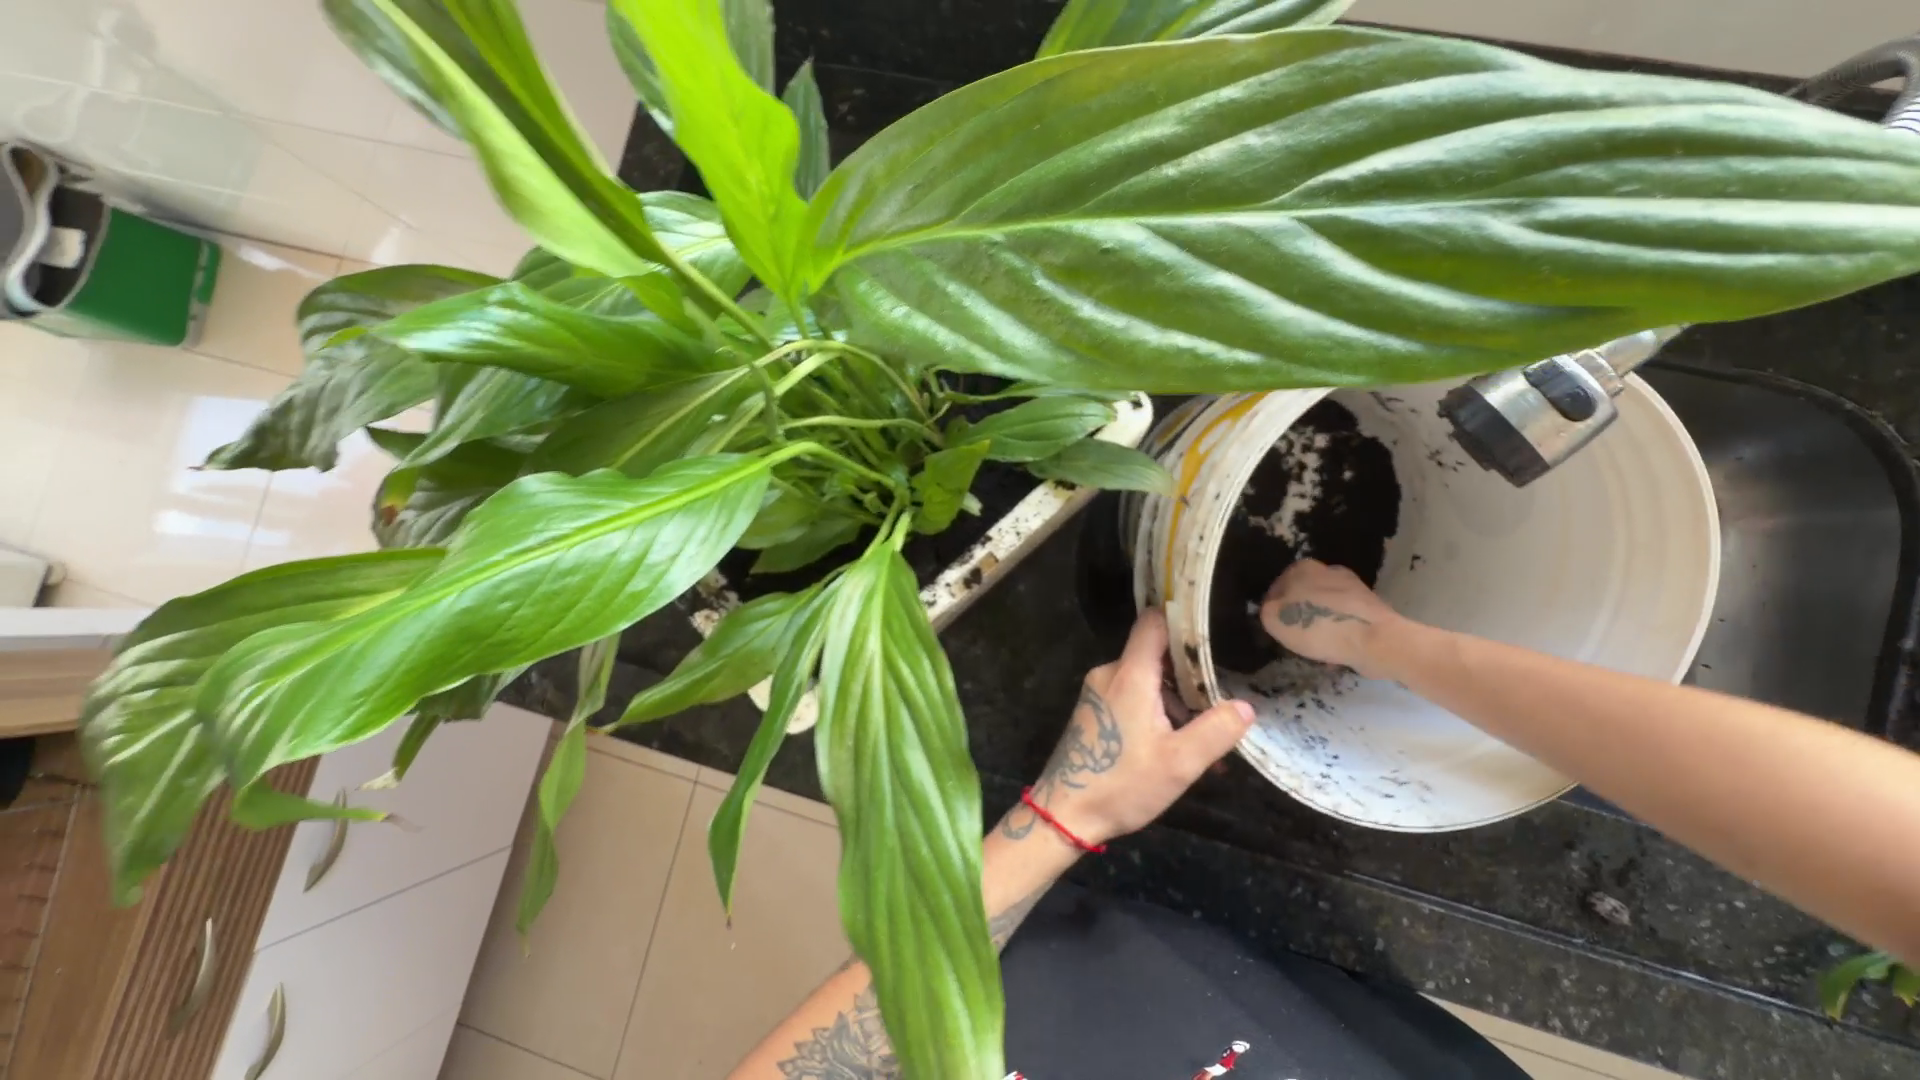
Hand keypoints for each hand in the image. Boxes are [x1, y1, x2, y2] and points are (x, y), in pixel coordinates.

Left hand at [1001, 609, 1254, 847]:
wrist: (1065, 814)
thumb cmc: (1122, 785)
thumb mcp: (1180, 763)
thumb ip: (1216, 730)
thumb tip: (1246, 706)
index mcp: (1129, 675)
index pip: (1154, 622)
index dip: (1184, 623)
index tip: (1215, 639)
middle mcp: (1110, 674)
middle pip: (1156, 654)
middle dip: (1190, 676)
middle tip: (1219, 703)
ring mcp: (1098, 693)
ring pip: (1146, 680)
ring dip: (1175, 702)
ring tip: (1203, 738)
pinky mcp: (1094, 711)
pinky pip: (1132, 697)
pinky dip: (1156, 713)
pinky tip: (1175, 747)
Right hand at [1258, 558, 1399, 677]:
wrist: (1373, 640)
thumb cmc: (1317, 626)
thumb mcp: (1274, 619)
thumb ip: (1266, 610)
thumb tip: (1273, 610)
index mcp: (1301, 567)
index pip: (1276, 588)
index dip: (1273, 611)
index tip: (1276, 630)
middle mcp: (1328, 569)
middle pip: (1303, 596)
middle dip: (1299, 614)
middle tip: (1296, 638)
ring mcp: (1353, 586)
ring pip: (1326, 607)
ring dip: (1320, 624)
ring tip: (1318, 647)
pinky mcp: (1371, 606)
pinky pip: (1345, 619)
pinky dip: (1339, 631)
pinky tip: (1338, 648)